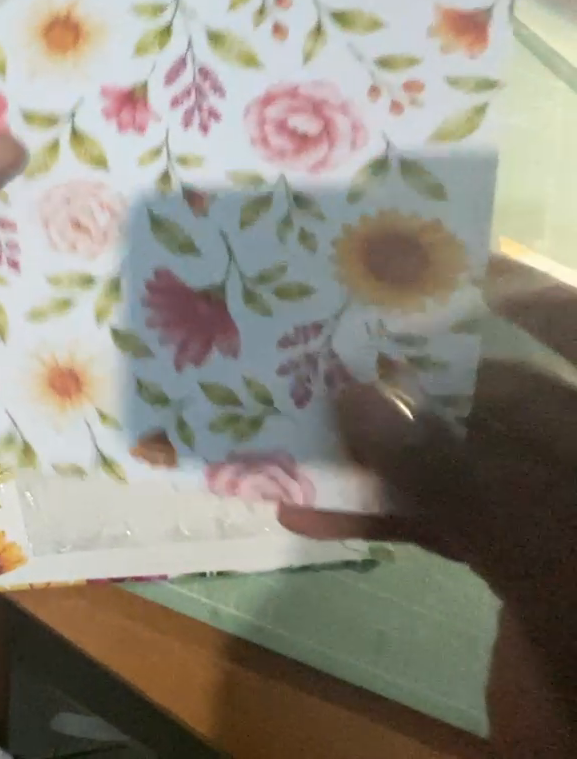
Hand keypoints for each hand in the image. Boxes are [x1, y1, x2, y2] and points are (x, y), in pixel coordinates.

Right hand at [279, 257, 576, 750]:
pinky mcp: (530, 565)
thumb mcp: (551, 563)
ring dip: (372, 453)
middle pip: (504, 403)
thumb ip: (458, 481)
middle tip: (308, 354)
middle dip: (402, 386)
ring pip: (462, 462)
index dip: (520, 295)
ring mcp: (563, 520)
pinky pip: (447, 522)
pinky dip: (378, 516)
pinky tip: (308, 514)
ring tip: (286, 429)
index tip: (416, 269)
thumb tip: (354, 399)